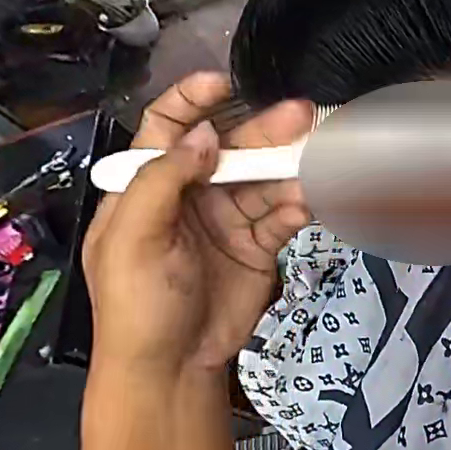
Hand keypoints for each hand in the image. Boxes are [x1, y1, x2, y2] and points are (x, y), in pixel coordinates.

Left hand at [82, 73, 313, 379]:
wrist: (173, 367)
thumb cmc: (136, 304)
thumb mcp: (132, 239)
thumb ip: (162, 180)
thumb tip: (205, 135)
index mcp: (147, 188)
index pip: (167, 130)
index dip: (192, 101)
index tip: (223, 82)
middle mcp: (191, 196)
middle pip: (229, 151)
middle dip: (262, 132)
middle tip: (300, 115)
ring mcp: (228, 220)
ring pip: (263, 181)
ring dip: (289, 169)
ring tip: (318, 158)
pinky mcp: (258, 245)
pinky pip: (282, 216)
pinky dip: (298, 206)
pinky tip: (309, 200)